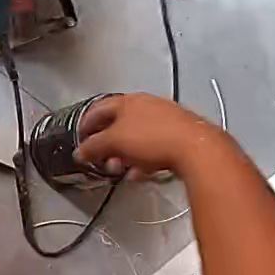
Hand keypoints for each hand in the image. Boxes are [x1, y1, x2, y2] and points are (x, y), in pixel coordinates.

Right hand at [72, 93, 234, 180]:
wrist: (195, 148)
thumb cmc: (151, 139)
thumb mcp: (114, 142)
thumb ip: (93, 147)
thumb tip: (79, 152)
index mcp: (127, 101)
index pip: (98, 109)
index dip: (85, 124)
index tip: (80, 139)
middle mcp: (146, 105)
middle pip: (118, 124)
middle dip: (107, 144)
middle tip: (102, 160)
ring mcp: (164, 118)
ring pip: (137, 137)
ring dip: (125, 154)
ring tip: (121, 169)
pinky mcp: (179, 134)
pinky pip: (154, 146)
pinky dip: (144, 159)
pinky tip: (142, 173)